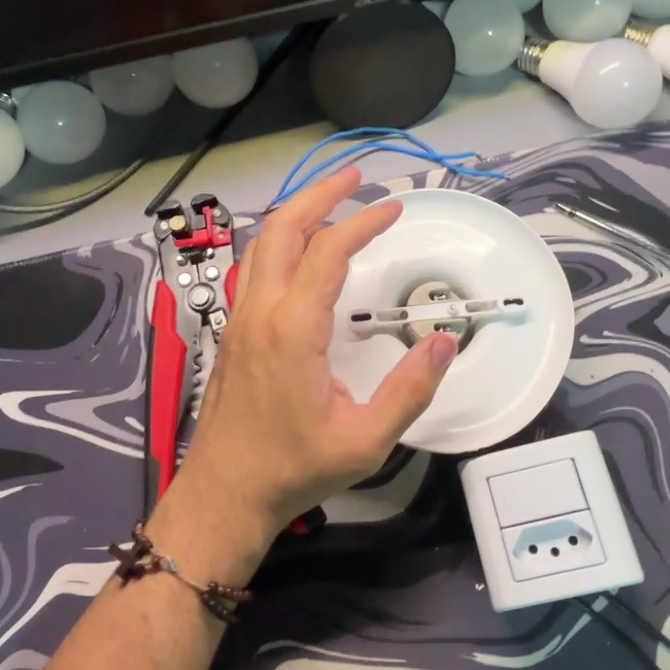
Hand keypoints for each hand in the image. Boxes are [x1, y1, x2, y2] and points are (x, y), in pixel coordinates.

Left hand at [175, 167, 455, 537]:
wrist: (224, 493)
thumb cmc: (294, 469)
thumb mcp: (365, 440)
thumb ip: (409, 390)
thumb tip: (444, 340)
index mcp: (292, 330)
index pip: (327, 252)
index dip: (363, 222)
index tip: (394, 207)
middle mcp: (261, 311)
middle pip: (283, 229)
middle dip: (319, 194)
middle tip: (354, 176)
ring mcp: (241, 319)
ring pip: (262, 245)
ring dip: (296, 214)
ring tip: (331, 201)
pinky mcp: (234, 331)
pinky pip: (255, 267)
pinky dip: (281, 241)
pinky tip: (301, 250)